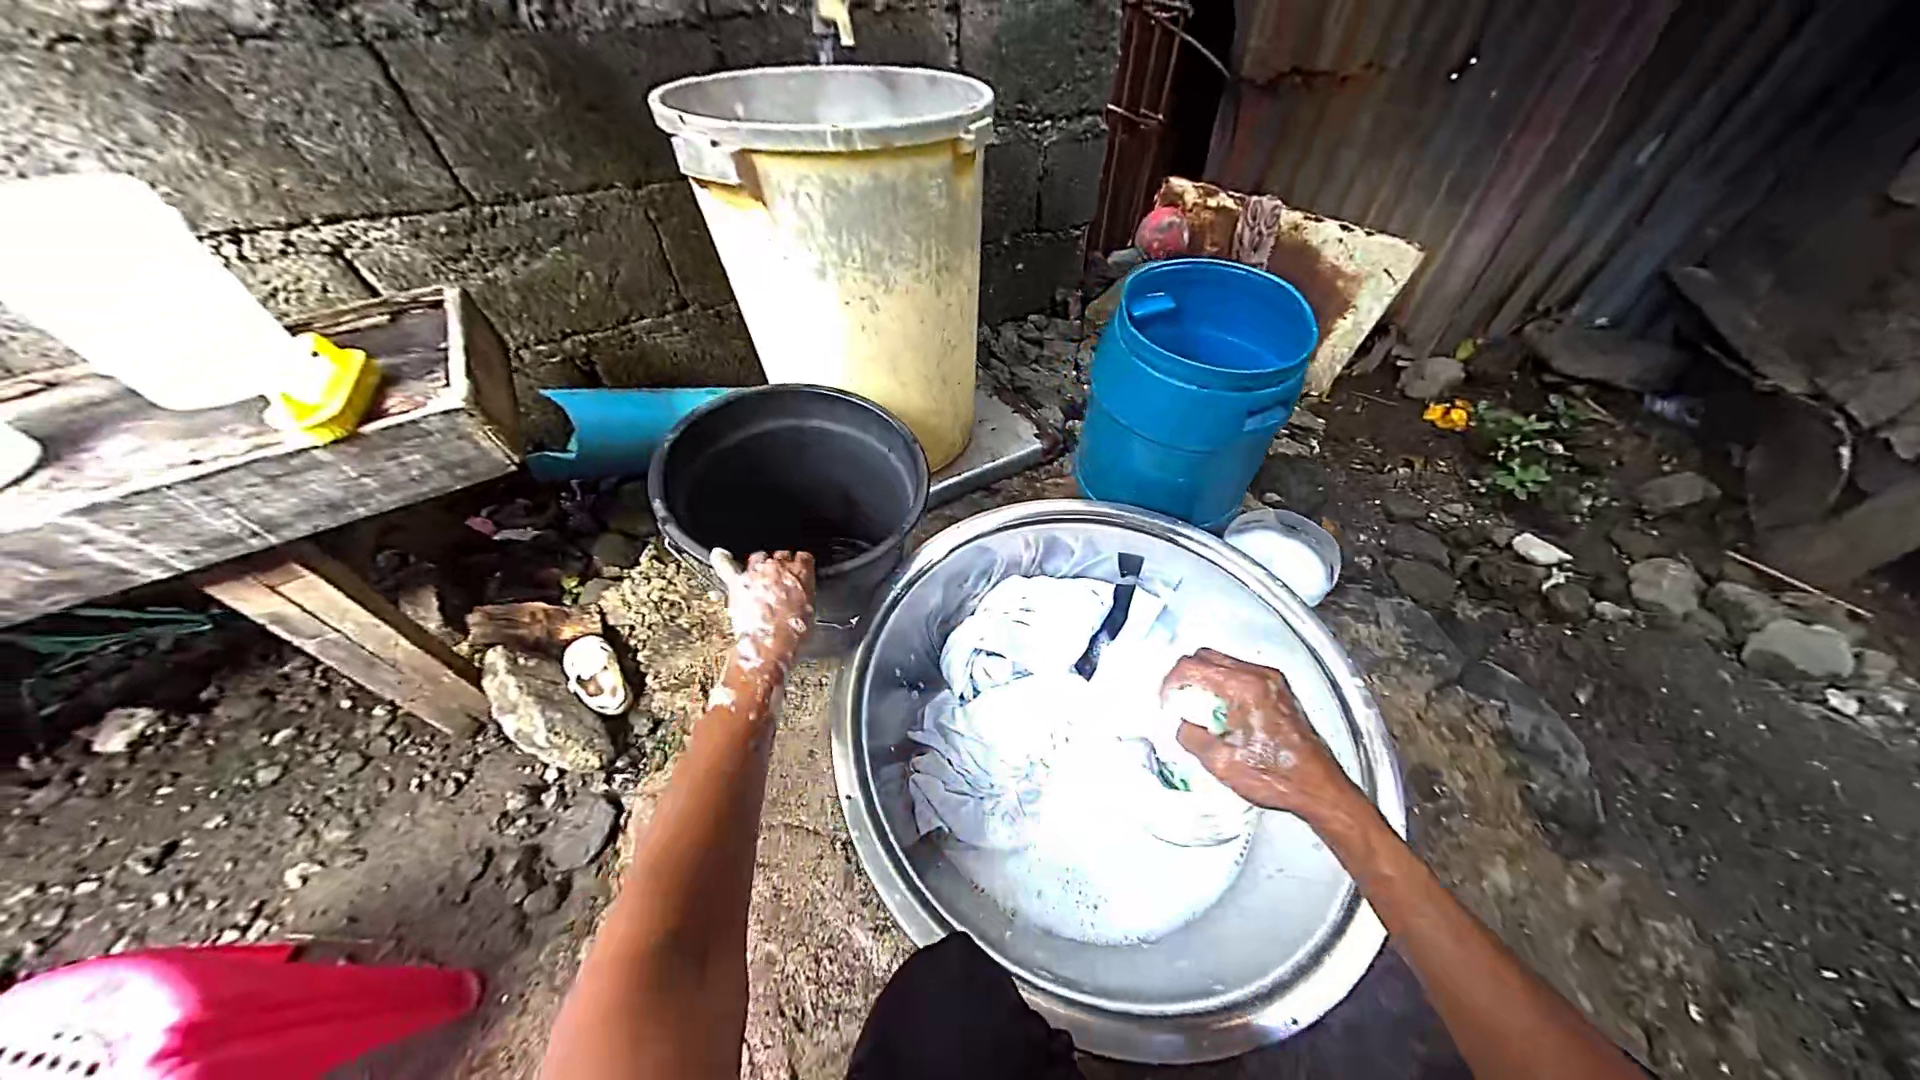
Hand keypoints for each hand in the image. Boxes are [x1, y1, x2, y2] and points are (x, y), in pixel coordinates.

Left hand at [711, 549, 815, 672]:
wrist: (770, 647)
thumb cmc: (792, 634)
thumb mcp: (809, 611)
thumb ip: (804, 592)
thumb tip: (799, 592)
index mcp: (801, 573)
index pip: (803, 558)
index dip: (801, 566)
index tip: (799, 572)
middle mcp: (778, 567)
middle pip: (780, 555)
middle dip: (780, 566)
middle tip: (780, 581)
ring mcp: (756, 573)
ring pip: (758, 557)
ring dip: (760, 566)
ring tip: (760, 579)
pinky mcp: (737, 583)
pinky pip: (726, 564)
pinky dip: (722, 560)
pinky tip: (720, 556)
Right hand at [1162, 648, 1361, 822]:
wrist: (1320, 790)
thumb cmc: (1278, 778)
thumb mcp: (1220, 763)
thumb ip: (1191, 737)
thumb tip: (1180, 725)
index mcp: (1245, 688)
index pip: (1192, 666)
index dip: (1171, 682)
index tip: (1167, 700)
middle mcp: (1260, 676)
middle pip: (1206, 656)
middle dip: (1185, 676)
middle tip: (1177, 701)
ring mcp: (1272, 680)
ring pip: (1223, 662)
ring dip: (1204, 679)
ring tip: (1198, 708)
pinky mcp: (1279, 690)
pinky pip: (1240, 672)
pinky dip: (1222, 684)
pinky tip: (1221, 711)